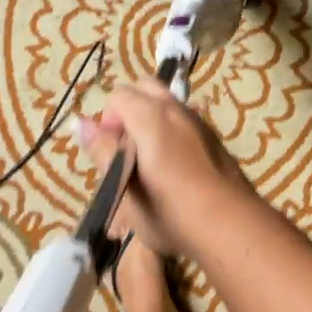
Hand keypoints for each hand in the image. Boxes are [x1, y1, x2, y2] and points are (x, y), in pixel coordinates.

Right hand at [76, 79, 258, 257]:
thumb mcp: (127, 191)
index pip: (119, 95)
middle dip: (127, 110)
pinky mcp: (212, 134)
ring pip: (165, 101)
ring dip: (149, 118)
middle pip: (144, 87)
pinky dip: (169, 128)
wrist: (231, 224)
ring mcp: (198, 119)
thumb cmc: (172, 213)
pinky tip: (172, 165)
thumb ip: (104, 152)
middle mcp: (176, 108)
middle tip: (125, 151)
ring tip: (147, 161)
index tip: (111, 154)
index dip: (107, 120)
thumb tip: (80, 122)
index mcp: (152, 116)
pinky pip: (182, 117)